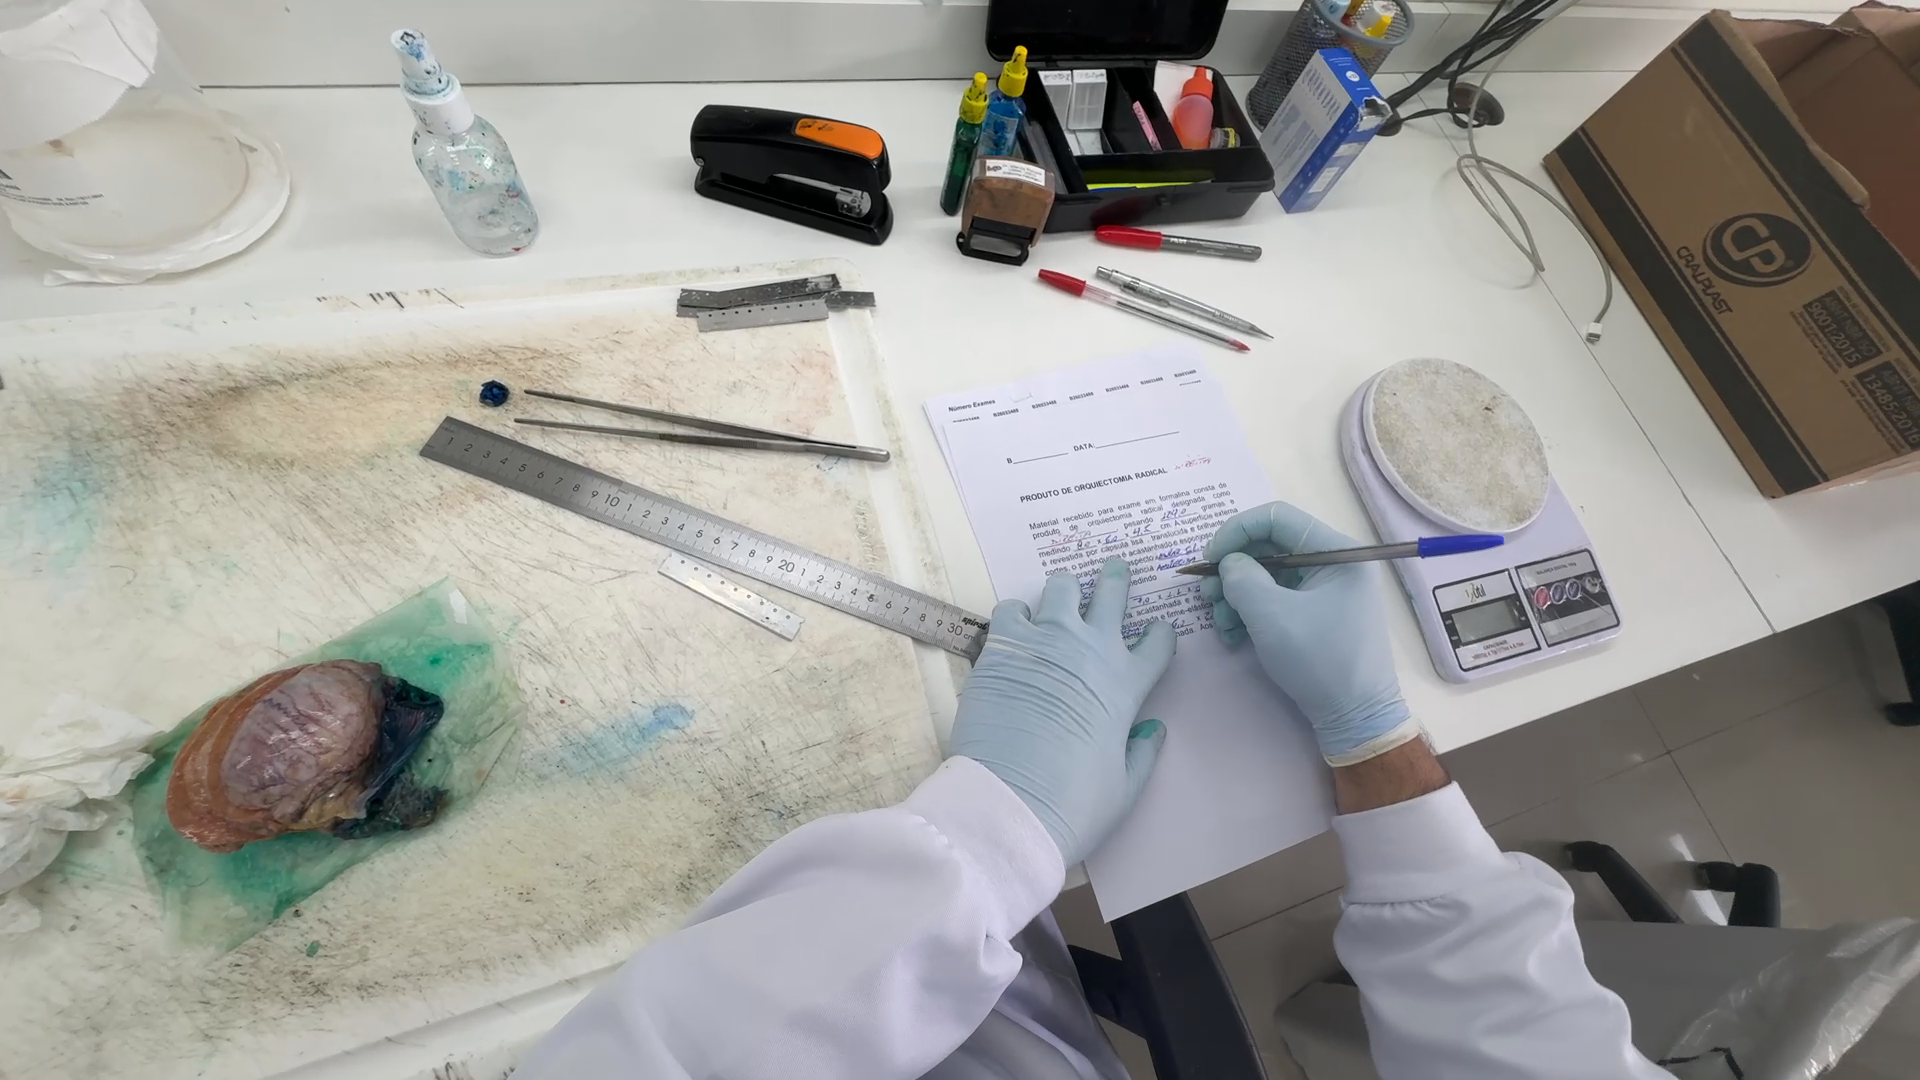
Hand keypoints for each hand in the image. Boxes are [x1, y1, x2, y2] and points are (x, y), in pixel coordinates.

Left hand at [950, 558, 1175, 865]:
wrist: (1012, 800)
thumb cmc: (1074, 802)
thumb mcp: (1124, 786)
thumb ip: (1142, 753)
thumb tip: (1153, 730)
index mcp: (1127, 684)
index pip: (1159, 642)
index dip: (1159, 633)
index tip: (1155, 631)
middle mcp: (1092, 650)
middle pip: (1112, 593)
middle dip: (1115, 577)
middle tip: (1113, 569)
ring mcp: (1047, 639)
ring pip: (1062, 586)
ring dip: (1065, 590)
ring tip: (1060, 596)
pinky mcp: (1005, 642)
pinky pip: (1013, 607)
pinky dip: (1016, 614)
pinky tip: (1015, 628)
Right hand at [1199, 502, 1419, 765]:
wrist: (1354, 718)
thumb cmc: (1319, 660)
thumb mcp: (1271, 615)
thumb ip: (1241, 578)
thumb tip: (1228, 564)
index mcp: (1336, 553)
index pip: (1275, 518)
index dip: (1234, 531)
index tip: (1208, 559)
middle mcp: (1331, 564)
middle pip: (1266, 547)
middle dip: (1231, 569)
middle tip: (1207, 594)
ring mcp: (1322, 590)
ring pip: (1264, 574)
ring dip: (1234, 594)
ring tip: (1221, 621)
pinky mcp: (1312, 614)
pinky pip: (1272, 598)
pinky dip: (1247, 611)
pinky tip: (1234, 633)